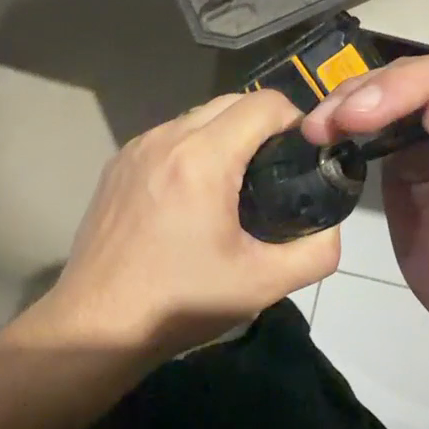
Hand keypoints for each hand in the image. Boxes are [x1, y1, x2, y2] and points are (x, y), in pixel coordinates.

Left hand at [40, 90, 339, 354]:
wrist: (98, 325)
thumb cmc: (181, 302)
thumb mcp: (264, 284)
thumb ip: (316, 250)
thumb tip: (330, 226)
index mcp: (202, 158)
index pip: (264, 103)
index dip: (295, 122)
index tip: (303, 159)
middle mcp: (165, 138)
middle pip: (230, 103)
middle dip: (262, 128)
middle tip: (278, 175)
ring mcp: (134, 149)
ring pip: (196, 119)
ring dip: (225, 138)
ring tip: (237, 187)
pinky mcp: (115, 166)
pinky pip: (167, 140)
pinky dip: (191, 152)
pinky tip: (194, 198)